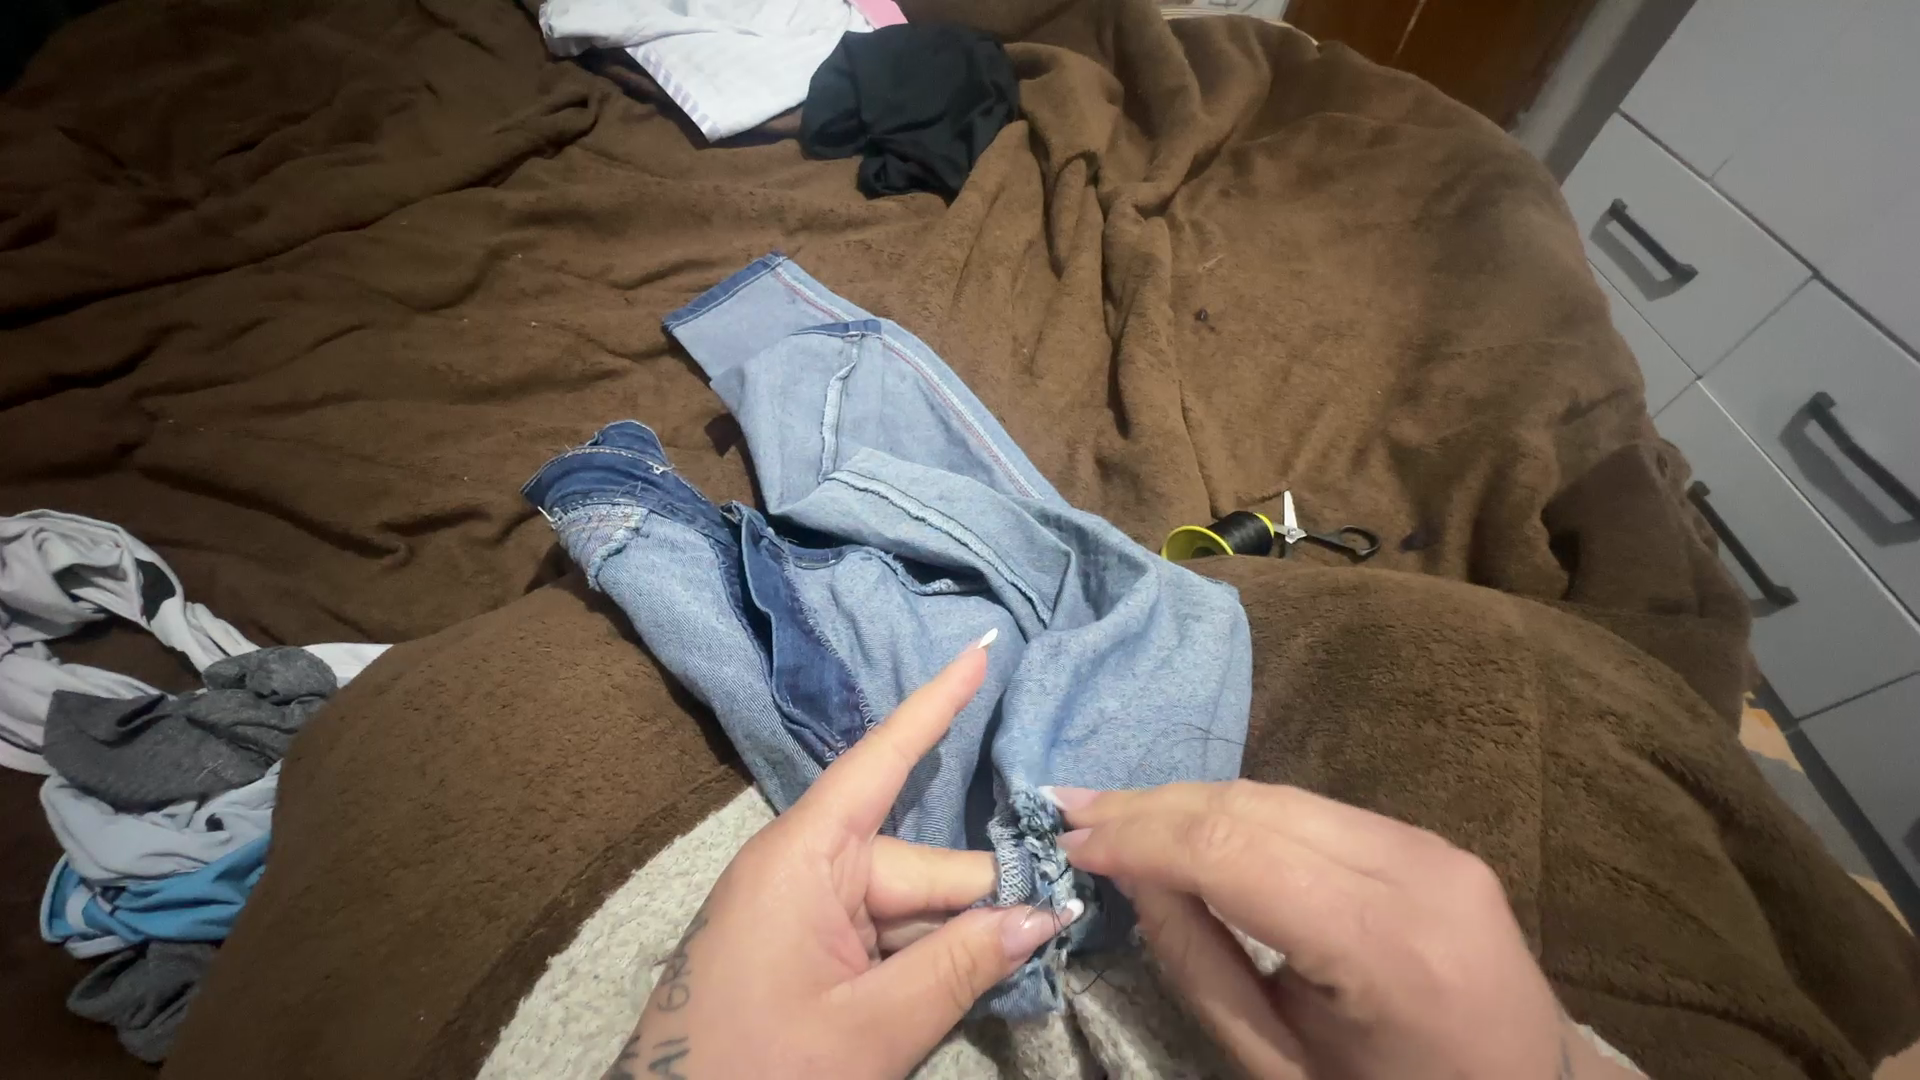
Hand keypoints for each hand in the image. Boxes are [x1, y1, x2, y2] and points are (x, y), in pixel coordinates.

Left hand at [608, 635, 1083, 1079]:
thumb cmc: (756, 1073)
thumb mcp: (868, 1029)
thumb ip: (958, 966)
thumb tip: (1042, 915)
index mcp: (805, 856)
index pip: (883, 759)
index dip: (937, 703)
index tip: (980, 650)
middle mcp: (807, 865)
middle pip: (919, 864)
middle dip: (981, 895)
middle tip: (1057, 919)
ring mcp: (806, 907)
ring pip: (909, 905)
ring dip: (956, 937)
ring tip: (1018, 958)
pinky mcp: (808, 943)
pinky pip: (884, 931)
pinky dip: (925, 955)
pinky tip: (962, 978)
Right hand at [1047, 781, 1638, 1079]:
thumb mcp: (1277, 1069)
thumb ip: (1197, 961)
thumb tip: (1132, 869)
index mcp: (1389, 947)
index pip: (1232, 852)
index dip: (1140, 836)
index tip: (1069, 839)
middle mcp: (1415, 870)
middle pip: (1247, 808)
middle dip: (1148, 807)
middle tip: (1071, 808)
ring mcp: (1427, 844)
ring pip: (1269, 795)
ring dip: (1181, 801)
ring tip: (1111, 811)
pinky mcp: (1422, 837)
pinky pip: (1300, 809)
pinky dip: (1228, 811)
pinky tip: (1182, 818)